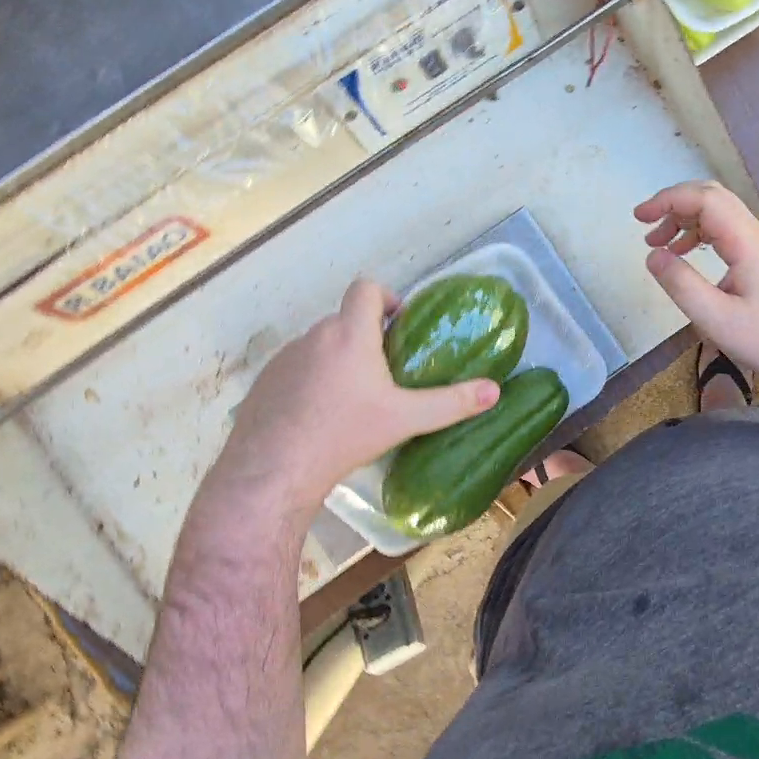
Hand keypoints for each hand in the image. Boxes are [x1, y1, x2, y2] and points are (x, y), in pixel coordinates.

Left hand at [210, 279, 499, 511]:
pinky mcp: (264, 382)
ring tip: (354, 398)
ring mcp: (284, 358)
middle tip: (387, 372)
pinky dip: (311, 380)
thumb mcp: (406, 419)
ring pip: (319, 346)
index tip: (400, 324)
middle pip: (345, 320)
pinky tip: (320, 416)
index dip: (386, 297)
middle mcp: (314, 336)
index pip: (366, 288)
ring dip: (338, 359)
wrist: (273, 470)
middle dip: (367, 337)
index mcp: (350, 334)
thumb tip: (494, 391)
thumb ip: (451, 402)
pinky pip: (295, 369)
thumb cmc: (344, 435)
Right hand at [636, 181, 758, 392]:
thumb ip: (682, 285)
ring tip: (656, 243)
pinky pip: (724, 229)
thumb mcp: (716, 320)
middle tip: (644, 223)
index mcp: (746, 243)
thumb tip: (652, 254)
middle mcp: (754, 235)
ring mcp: (758, 244)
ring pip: (717, 211)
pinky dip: (697, 232)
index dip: (669, 200)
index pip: (706, 200)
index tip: (640, 217)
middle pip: (712, 196)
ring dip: (684, 218)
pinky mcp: (757, 256)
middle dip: (674, 202)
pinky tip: (680, 253)